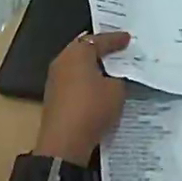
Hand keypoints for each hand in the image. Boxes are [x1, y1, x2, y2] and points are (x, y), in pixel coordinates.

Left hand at [34, 32, 130, 164]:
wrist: (64, 142)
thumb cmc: (92, 109)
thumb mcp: (116, 91)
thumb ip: (118, 77)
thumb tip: (115, 75)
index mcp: (77, 52)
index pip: (99, 40)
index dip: (115, 40)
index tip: (127, 38)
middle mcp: (62, 60)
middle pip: (84, 48)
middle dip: (101, 49)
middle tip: (117, 48)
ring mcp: (55, 77)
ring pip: (77, 64)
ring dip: (92, 65)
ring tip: (109, 67)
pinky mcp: (54, 94)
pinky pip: (73, 78)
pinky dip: (85, 78)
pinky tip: (97, 85)